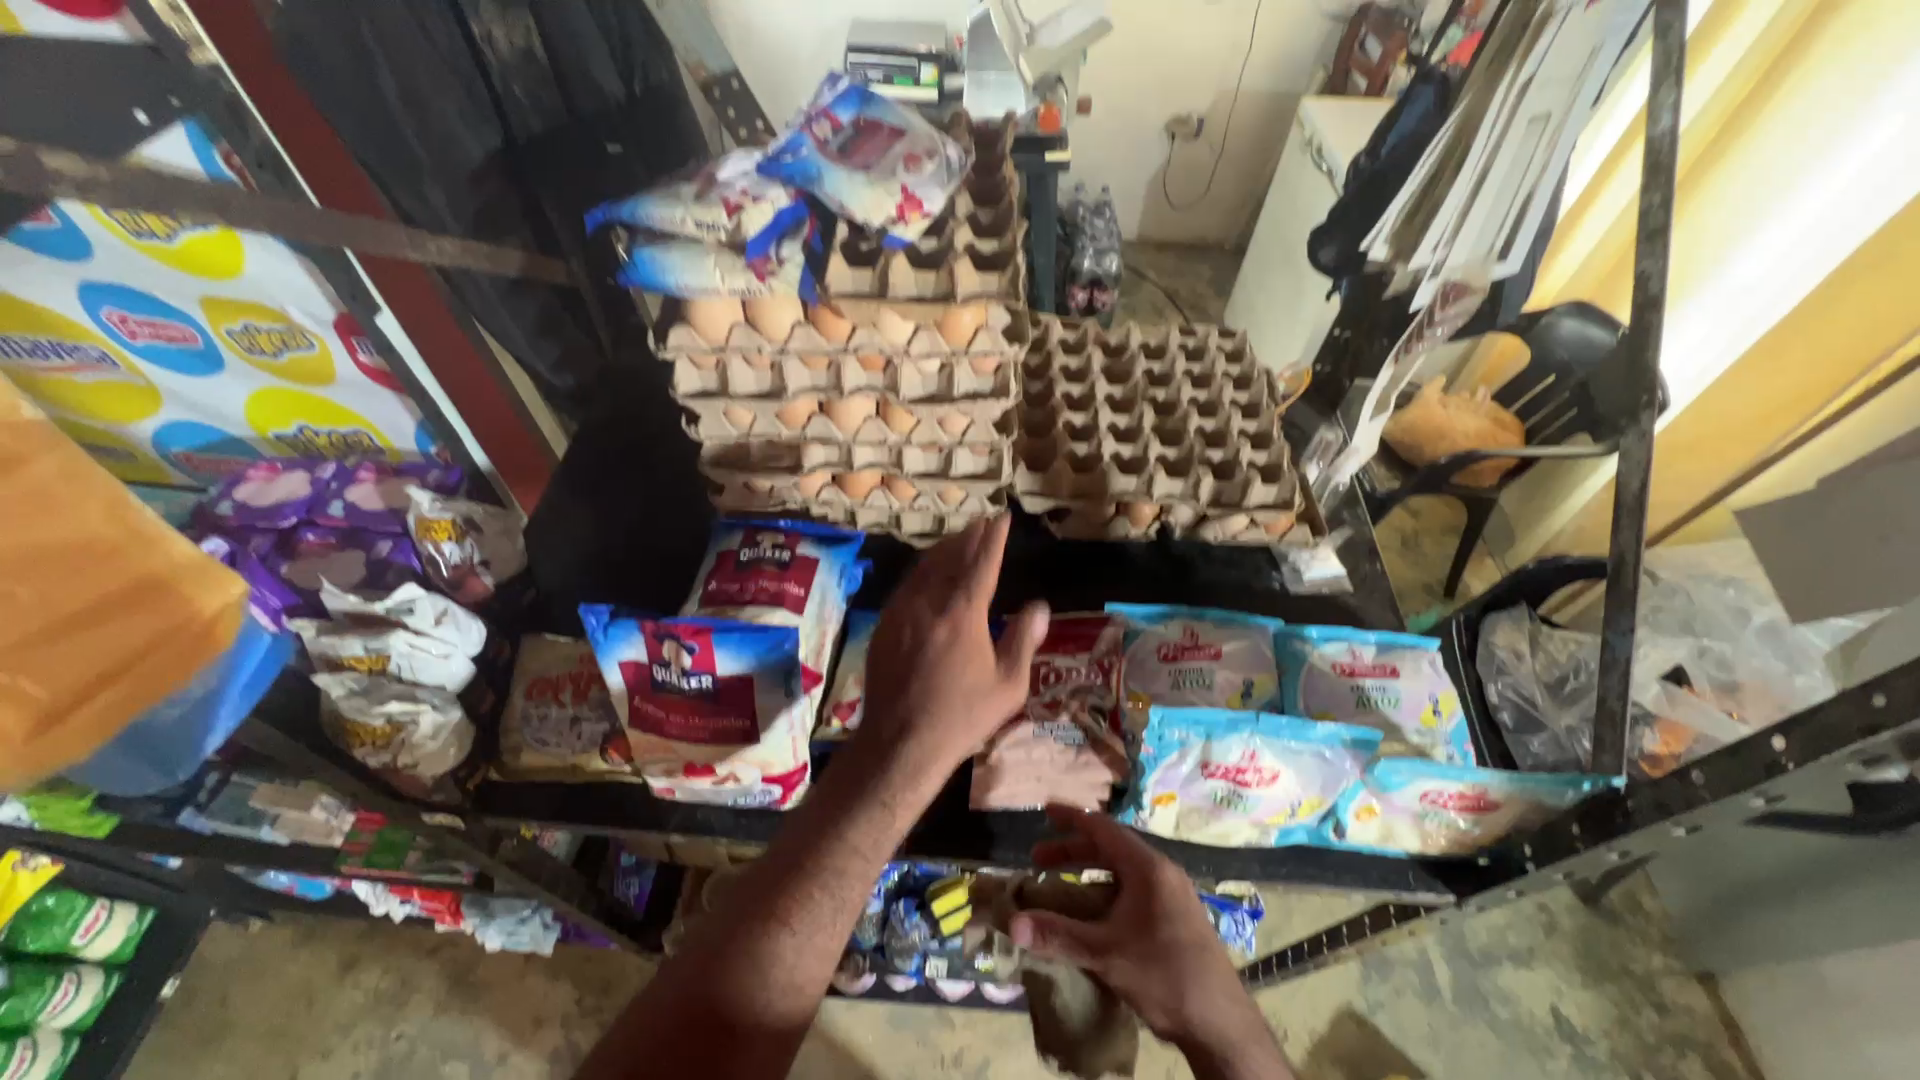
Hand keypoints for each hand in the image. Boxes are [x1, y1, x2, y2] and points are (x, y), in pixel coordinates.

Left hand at [858, 515, 1048, 771]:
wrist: (900, 743)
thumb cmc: (961, 718)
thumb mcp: (1008, 686)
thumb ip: (1023, 640)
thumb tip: (1039, 605)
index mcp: (964, 615)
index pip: (982, 563)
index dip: (994, 538)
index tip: (1002, 517)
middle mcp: (929, 604)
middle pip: (950, 558)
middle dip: (968, 537)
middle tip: (981, 523)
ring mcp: (901, 614)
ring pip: (924, 568)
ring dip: (943, 550)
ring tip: (958, 541)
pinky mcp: (884, 627)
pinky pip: (906, 587)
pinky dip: (922, 572)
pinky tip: (927, 575)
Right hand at [1011, 807, 1272, 1054]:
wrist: (1220, 1023)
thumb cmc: (1164, 976)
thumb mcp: (1106, 954)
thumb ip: (1058, 935)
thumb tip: (1012, 923)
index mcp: (1149, 868)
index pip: (1103, 828)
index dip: (1071, 818)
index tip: (1044, 811)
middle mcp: (1163, 873)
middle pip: (1112, 847)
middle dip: (1073, 850)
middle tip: (1038, 859)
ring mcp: (1173, 895)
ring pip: (1124, 870)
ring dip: (1090, 872)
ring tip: (1060, 885)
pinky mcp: (1176, 917)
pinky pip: (1134, 888)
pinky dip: (1107, 890)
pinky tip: (1093, 913)